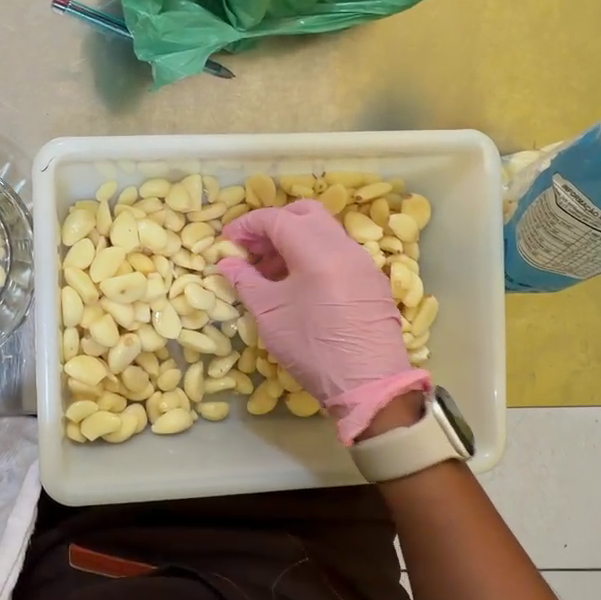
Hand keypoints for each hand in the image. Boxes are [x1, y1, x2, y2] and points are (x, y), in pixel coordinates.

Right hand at [215, 200, 429, 444]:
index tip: (228, 241)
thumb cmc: (312, 348)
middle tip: (253, 249)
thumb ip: (244, 280)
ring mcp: (364, 263)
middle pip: (305, 214)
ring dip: (295, 240)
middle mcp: (344, 248)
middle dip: (274, 224)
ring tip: (272, 270)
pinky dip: (315, 255)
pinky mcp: (373, 281)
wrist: (369, 385)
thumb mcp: (269, 314)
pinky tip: (300, 285)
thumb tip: (227, 262)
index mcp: (317, 252)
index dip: (247, 225)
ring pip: (325, 231)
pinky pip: (339, 252)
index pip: (276, 219)